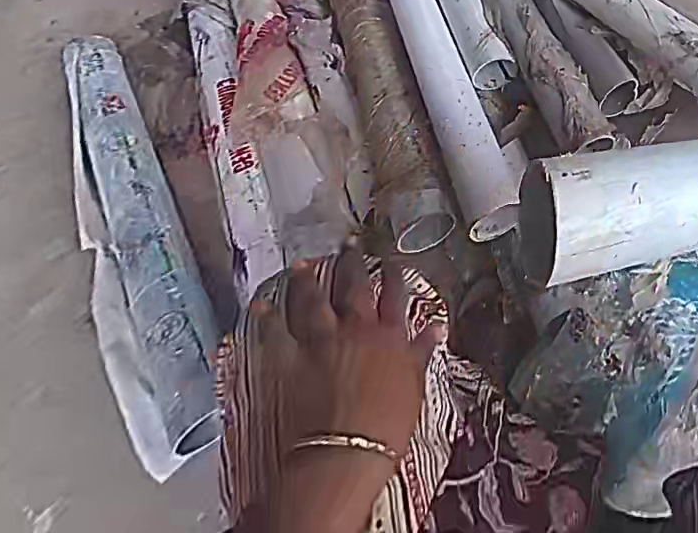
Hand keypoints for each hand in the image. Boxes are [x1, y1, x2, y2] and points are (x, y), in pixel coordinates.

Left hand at [255, 243, 445, 456]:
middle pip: (354, 287)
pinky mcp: (290, 361)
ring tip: (303, 263)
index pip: (394, 293)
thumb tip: (437, 327)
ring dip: (308, 280)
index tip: (390, 258)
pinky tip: (261, 303)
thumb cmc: (386, 426)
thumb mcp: (415, 385)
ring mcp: (321, 341)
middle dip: (352, 262)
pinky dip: (266, 317)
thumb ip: (422, 351)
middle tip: (348, 242)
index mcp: (390, 334)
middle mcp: (357, 329)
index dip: (393, 273)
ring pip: (314, 301)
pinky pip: (275, 333)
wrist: (344, 455)